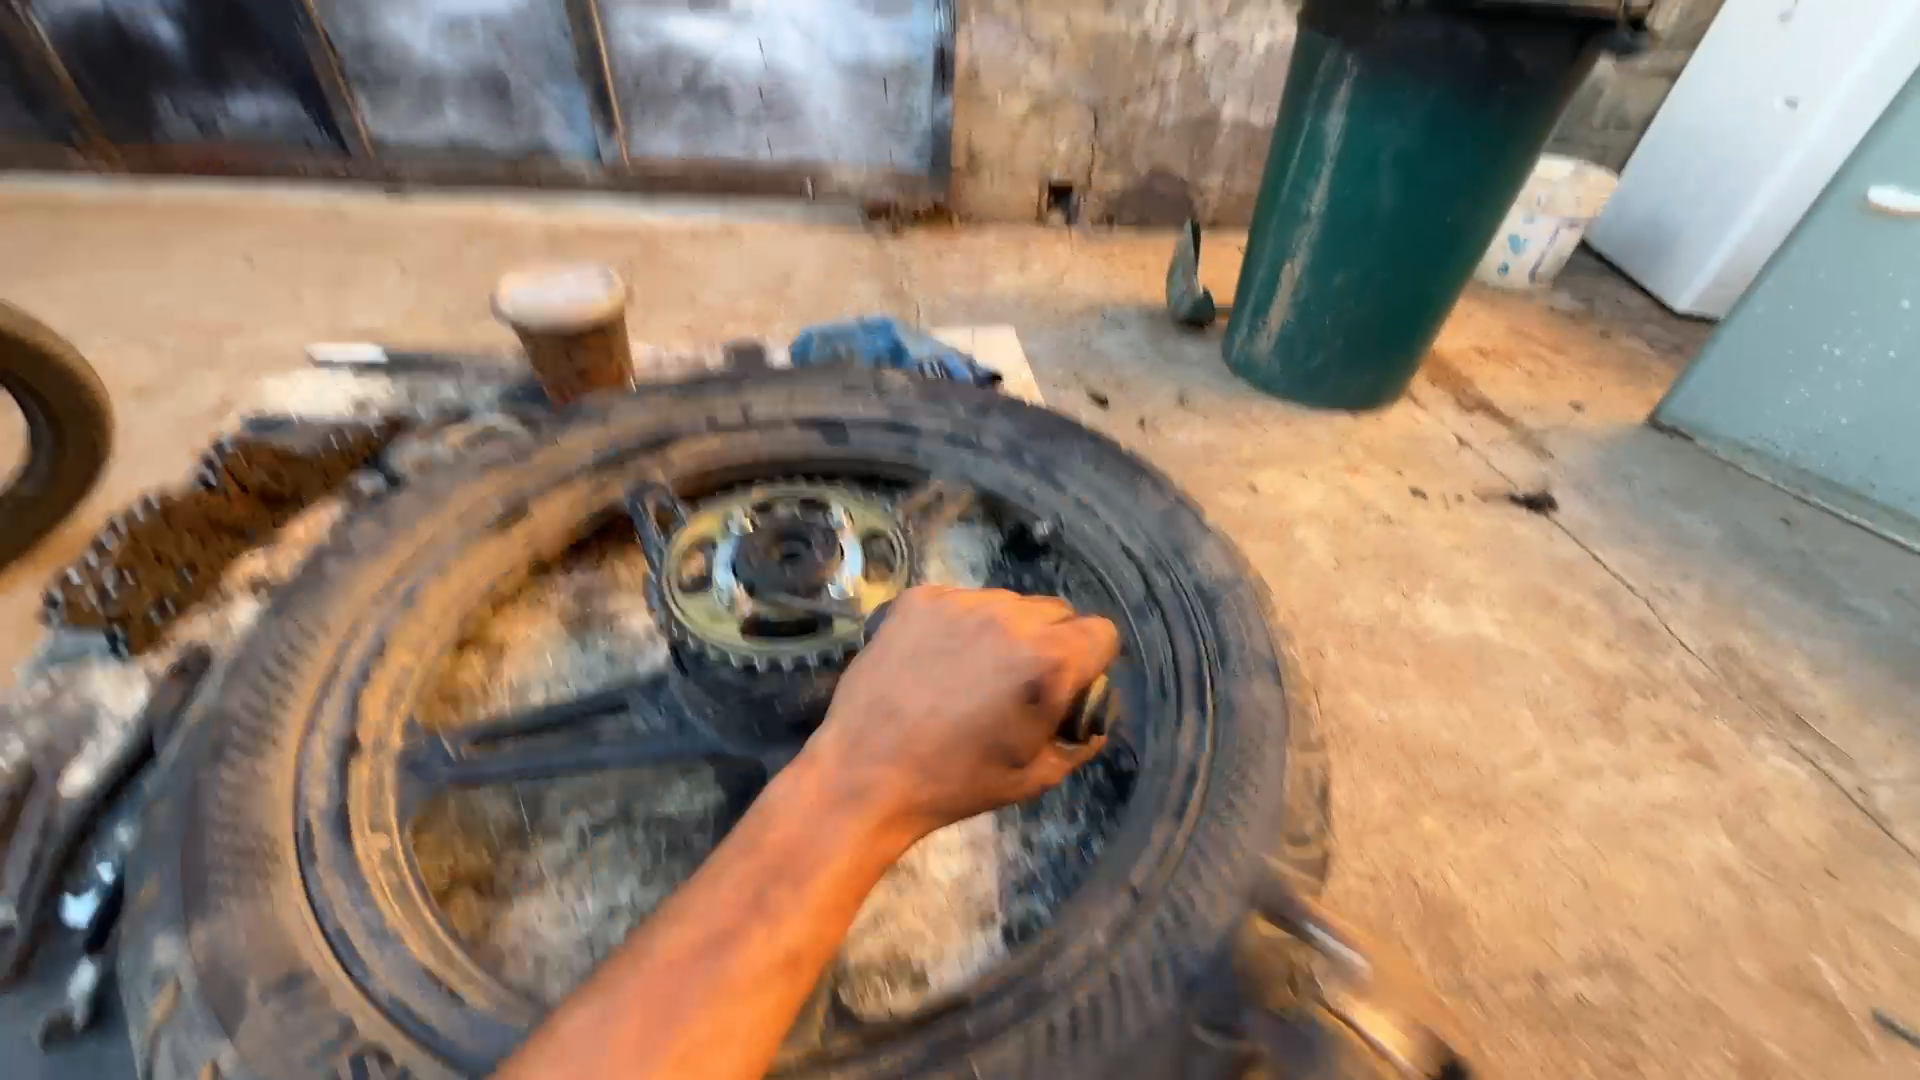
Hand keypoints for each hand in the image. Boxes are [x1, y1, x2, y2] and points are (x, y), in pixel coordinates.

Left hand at [799, 586, 1120, 843]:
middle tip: (1016, 683)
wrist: (866, 772)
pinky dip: (959, 624)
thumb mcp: (1039, 774)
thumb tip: (1095, 705)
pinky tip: (936, 658)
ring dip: (1005, 630)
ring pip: (1008, 603)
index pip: (1102, 632)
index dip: (1091, 661)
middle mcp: (1010, 617)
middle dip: (1050, 642)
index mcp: (1048, 661)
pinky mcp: (918, 598)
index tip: (1067, 685)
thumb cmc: (958, 782)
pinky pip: (960, 600)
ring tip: (971, 671)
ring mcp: (960, 602)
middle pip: (1057, 611)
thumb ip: (1083, 735)